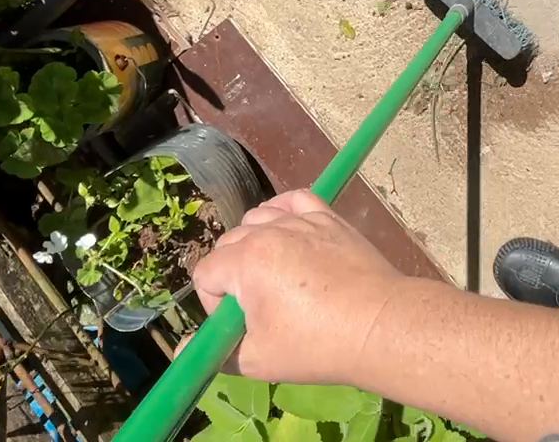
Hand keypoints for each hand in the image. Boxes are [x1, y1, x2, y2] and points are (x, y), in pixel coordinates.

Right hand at [191, 189, 411, 384]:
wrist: (376, 323)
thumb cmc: (314, 343)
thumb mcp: (256, 359)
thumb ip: (215, 351)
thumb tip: (182, 352)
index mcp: (247, 261)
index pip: (206, 272)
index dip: (213, 303)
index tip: (238, 324)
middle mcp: (270, 231)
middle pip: (230, 242)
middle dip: (232, 273)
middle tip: (256, 306)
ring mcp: (303, 220)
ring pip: (259, 217)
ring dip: (255, 242)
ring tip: (272, 274)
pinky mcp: (329, 217)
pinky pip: (296, 199)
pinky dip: (284, 209)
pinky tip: (287, 228)